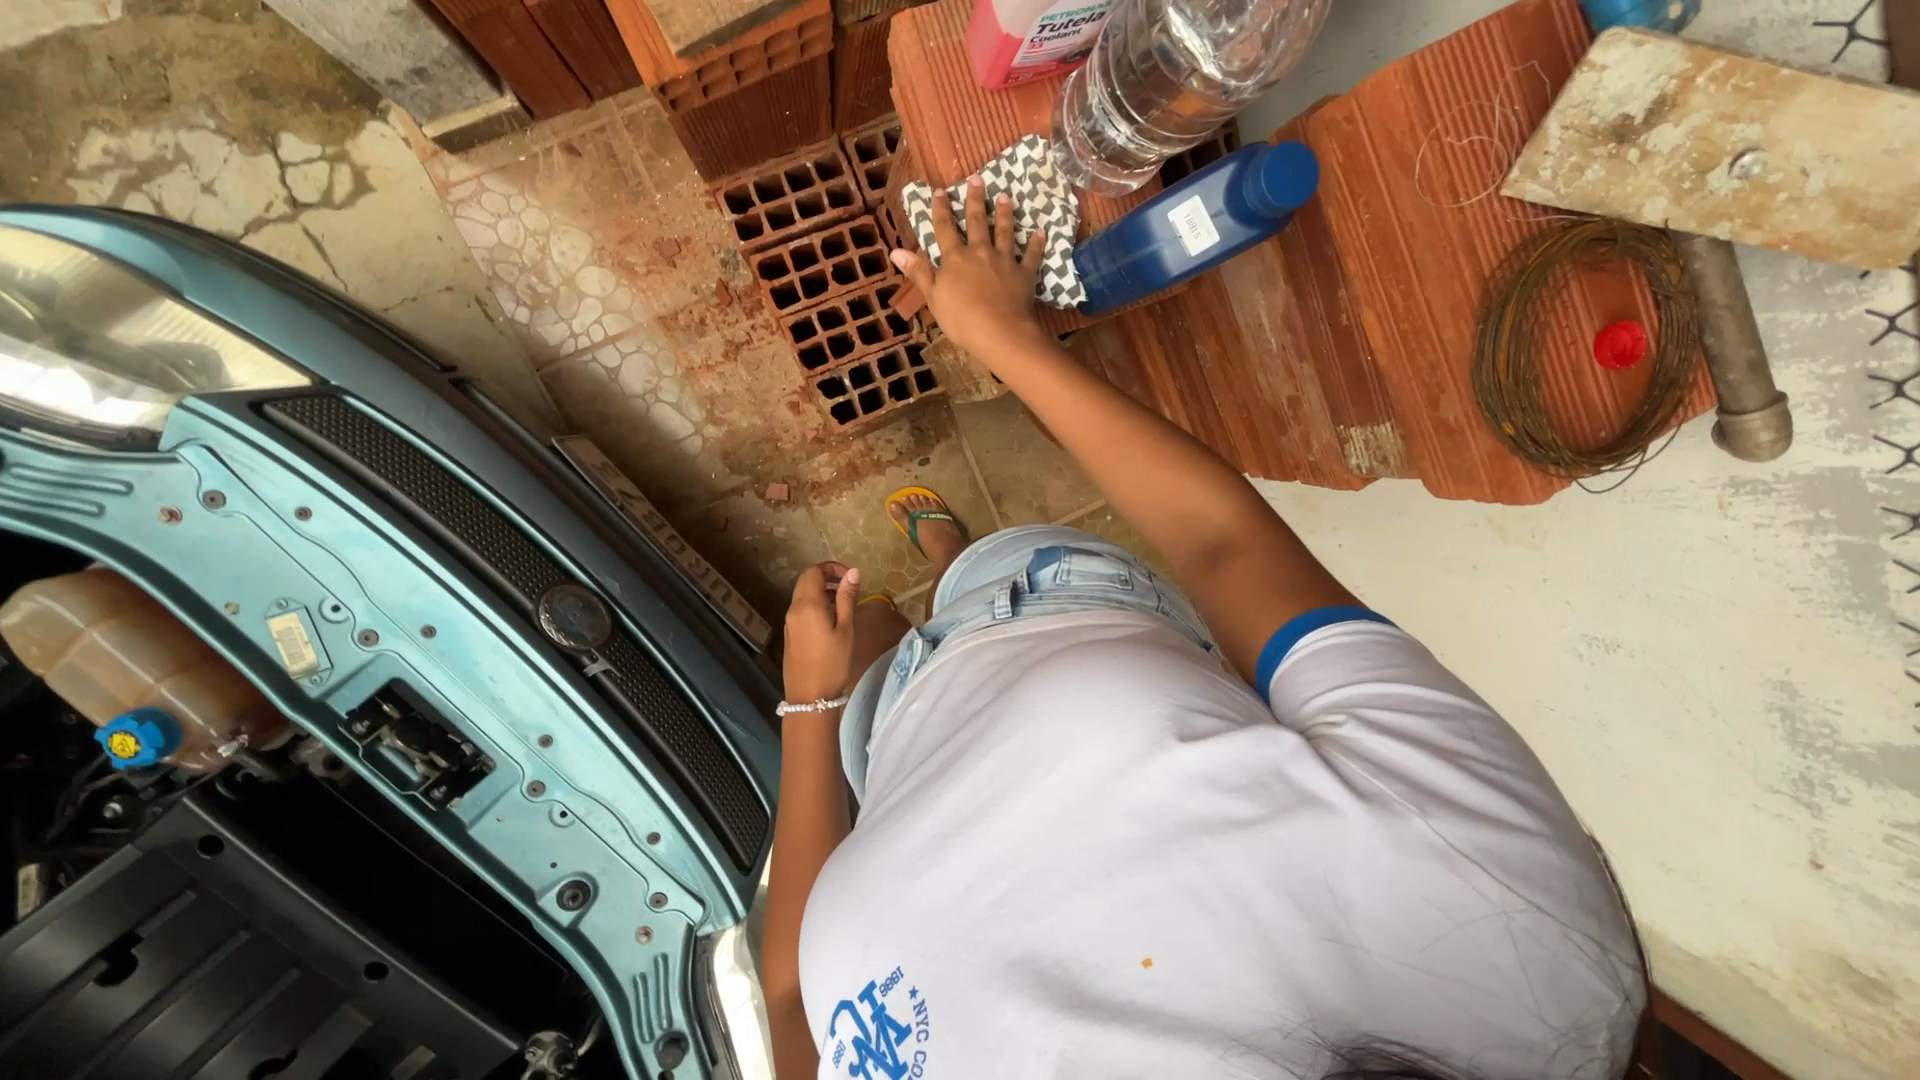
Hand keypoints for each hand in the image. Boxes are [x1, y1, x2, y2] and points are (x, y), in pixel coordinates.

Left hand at [782, 562, 860, 704]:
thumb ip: (847, 598)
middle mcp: (794, 609)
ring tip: (844, 605)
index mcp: (807, 605)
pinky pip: (801, 609)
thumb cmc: (833, 662)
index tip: (851, 576)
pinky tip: (832, 621)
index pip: (814, 571)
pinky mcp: (790, 633)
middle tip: (849, 588)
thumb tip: (852, 572)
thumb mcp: (846, 628)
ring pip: (803, 595)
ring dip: (822, 592)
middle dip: (827, 577)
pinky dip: (816, 605)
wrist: (809, 696)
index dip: (832, 568)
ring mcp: (789, 622)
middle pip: (806, 581)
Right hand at [892, 175, 1049, 358]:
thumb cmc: (960, 318)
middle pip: (976, 222)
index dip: (941, 209)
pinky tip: (1040, 231)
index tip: (940, 191)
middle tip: (976, 178)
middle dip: (975, 200)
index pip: (945, 228)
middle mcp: (980, 252)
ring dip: (1004, 214)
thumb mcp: (933, 297)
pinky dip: (1036, 243)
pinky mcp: (1024, 274)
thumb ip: (919, 272)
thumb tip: (896, 251)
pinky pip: (1031, 256)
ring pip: (1004, 232)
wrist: (998, 331)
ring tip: (1005, 197)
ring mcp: (1004, 261)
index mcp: (955, 258)